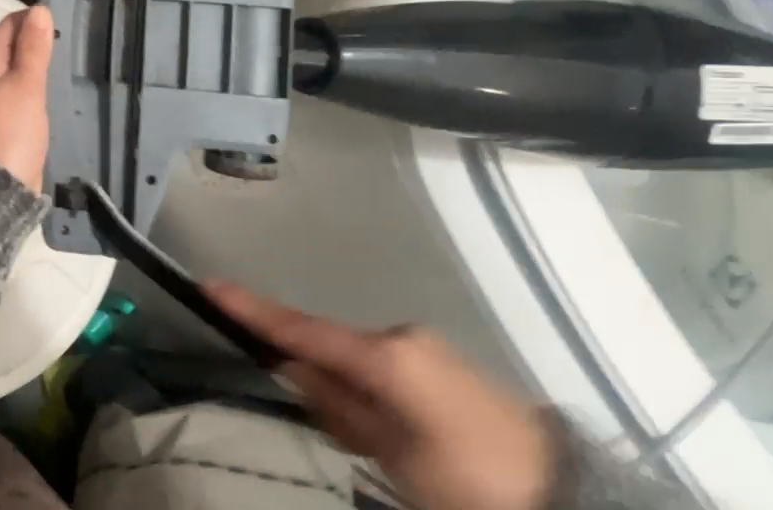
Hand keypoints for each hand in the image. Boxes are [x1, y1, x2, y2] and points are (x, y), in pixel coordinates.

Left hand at [0, 6, 53, 191]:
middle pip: (8, 47)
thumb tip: (37, 9)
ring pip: (11, 71)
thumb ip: (32, 48)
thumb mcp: (27, 85)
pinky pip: (15, 94)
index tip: (60, 20)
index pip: (8, 25)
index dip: (32, 18)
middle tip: (64, 39)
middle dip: (32, 39)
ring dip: (31, 64)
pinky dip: (30, 87)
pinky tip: (45, 94)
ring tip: (58, 62)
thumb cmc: (11, 131)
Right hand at [208, 283, 554, 509]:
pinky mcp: (439, 365)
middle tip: (345, 435)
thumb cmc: (470, 481)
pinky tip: (395, 436)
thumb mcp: (395, 453)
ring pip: (355, 364)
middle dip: (317, 379)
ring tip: (380, 448)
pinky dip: (372, 397)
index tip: (208, 285)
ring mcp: (422, 349)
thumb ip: (340, 406)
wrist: (564, 498)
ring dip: (349, 395)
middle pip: (329, 347)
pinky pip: (382, 371)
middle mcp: (400, 339)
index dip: (253, 310)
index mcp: (386, 355)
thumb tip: (296, 369)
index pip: (303, 328)